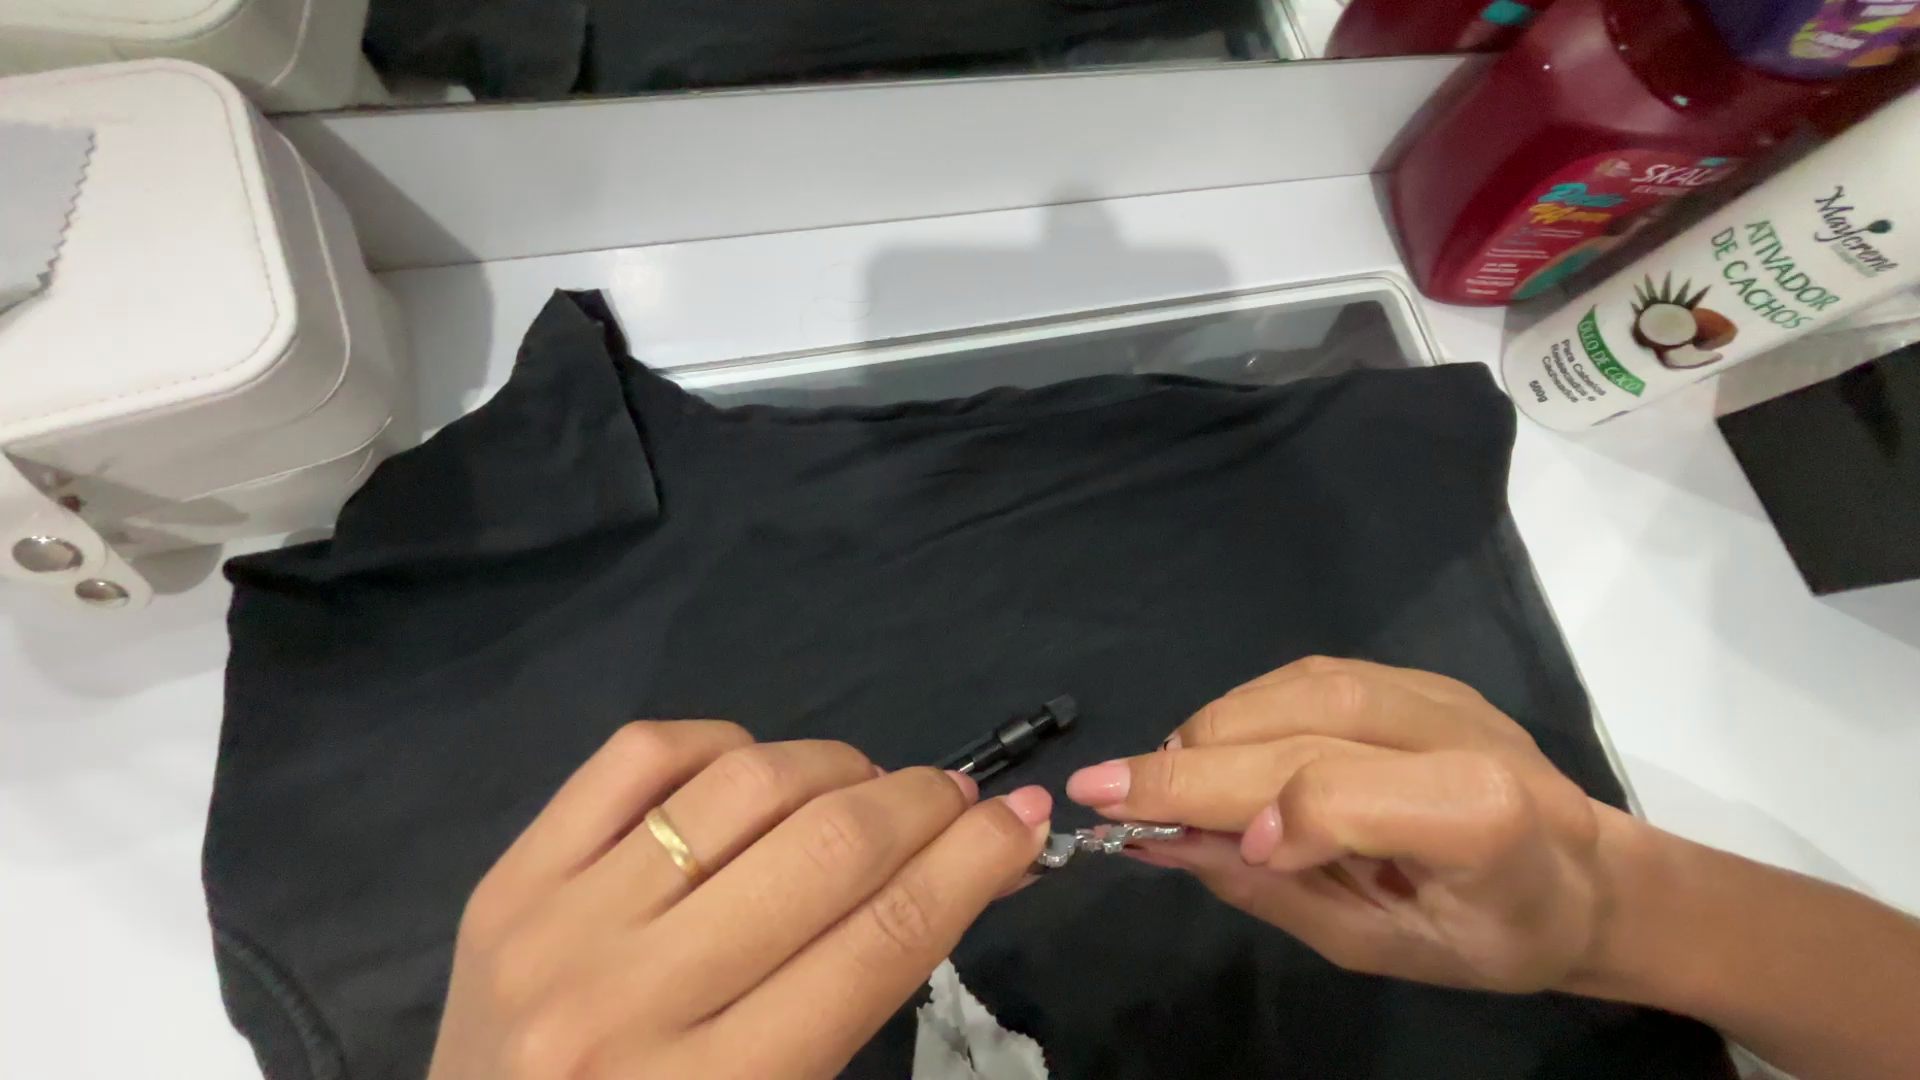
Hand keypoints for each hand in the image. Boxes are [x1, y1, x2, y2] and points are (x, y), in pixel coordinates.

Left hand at [430, 722, 1051, 1079]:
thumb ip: (870, 980)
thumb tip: (968, 856)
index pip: (882, 944)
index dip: (971, 864)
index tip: (1021, 819)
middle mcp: (629, 1005)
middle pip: (825, 851)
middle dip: (921, 804)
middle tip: (956, 794)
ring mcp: (560, 926)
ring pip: (746, 785)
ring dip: (837, 767)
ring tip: (861, 786)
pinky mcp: (513, 875)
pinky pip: (644, 754)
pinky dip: (725, 741)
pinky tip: (752, 772)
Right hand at [1064, 656, 1616, 992]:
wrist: (1579, 871)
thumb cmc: (1484, 931)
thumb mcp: (1377, 944)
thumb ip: (1267, 889)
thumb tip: (1160, 844)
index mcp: (1492, 825)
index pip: (1366, 793)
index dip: (1277, 812)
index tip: (1198, 847)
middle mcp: (1465, 734)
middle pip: (1307, 727)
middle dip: (1191, 764)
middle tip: (1102, 790)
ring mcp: (1433, 689)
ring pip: (1293, 688)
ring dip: (1208, 730)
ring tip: (1162, 775)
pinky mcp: (1404, 670)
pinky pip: (1299, 676)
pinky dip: (1238, 710)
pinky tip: (1214, 745)